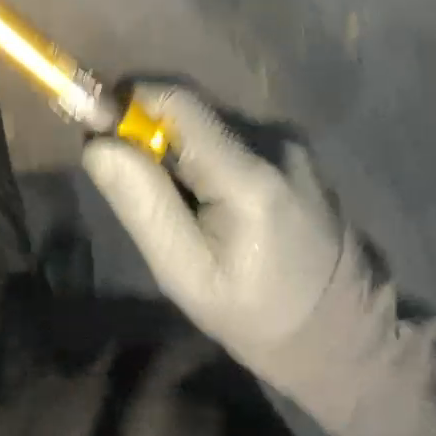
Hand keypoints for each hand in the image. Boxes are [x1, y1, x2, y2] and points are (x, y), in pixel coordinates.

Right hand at [81, 85, 343, 374]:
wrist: (339, 334)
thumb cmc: (254, 314)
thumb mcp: (185, 273)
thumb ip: (142, 204)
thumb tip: (96, 143)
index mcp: (248, 174)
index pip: (176, 101)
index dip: (128, 103)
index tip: (99, 130)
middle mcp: (274, 142)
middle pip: (191, 113)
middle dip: (152, 136)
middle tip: (139, 188)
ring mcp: (290, 145)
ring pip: (210, 126)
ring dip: (182, 152)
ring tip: (183, 207)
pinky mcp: (296, 153)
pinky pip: (233, 139)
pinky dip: (210, 160)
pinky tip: (216, 205)